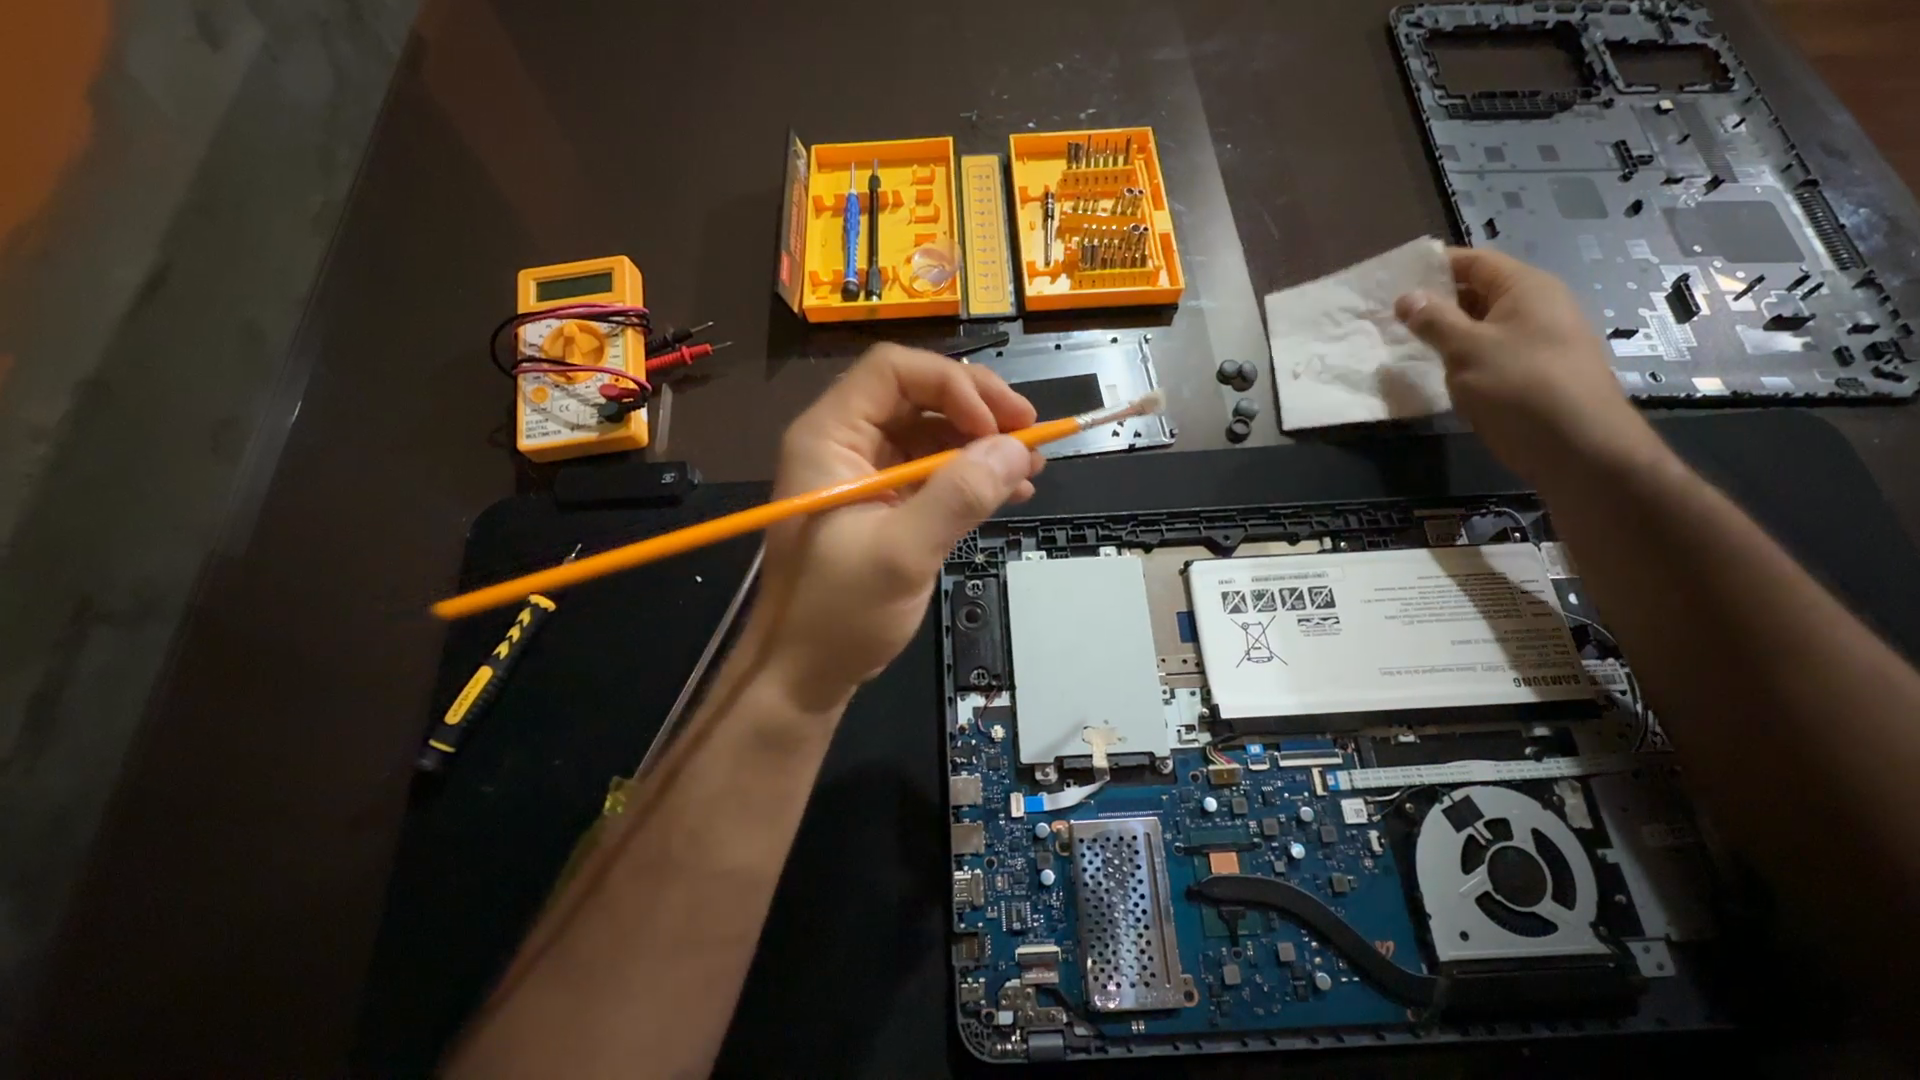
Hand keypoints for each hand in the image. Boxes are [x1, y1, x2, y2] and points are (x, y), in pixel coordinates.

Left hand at [749, 345, 1042, 706]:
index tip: (998, 425)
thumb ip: (959, 496)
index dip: (952, 384)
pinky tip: (1011, 490)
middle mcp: (845, 443)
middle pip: (917, 395)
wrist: (802, 675)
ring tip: (1031, 467)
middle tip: (1031, 437)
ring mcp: (864, 475)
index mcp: (829, 437)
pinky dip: (971, 476)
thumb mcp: (902, 553)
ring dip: (982, 444)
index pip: (893, 371)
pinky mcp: (881, 506)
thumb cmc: (837, 614)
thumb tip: (1017, 447)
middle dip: (978, 410)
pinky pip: (932, 472)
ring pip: (930, 433)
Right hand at [1395, 247, 1668, 486]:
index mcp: (1526, 288)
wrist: (1579, 447)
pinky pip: (1489, 355)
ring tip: (1402, 346)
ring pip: (1481, 327)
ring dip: (1445, 335)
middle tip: (1387, 318)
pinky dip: (1461, 359)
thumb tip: (1407, 296)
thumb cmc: (1521, 387)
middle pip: (1477, 292)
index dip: (1433, 266)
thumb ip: (1434, 321)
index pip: (1473, 261)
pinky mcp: (1532, 374)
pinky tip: (1434, 374)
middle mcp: (1536, 307)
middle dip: (1434, 303)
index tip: (1391, 280)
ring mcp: (1537, 342)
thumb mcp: (1467, 350)